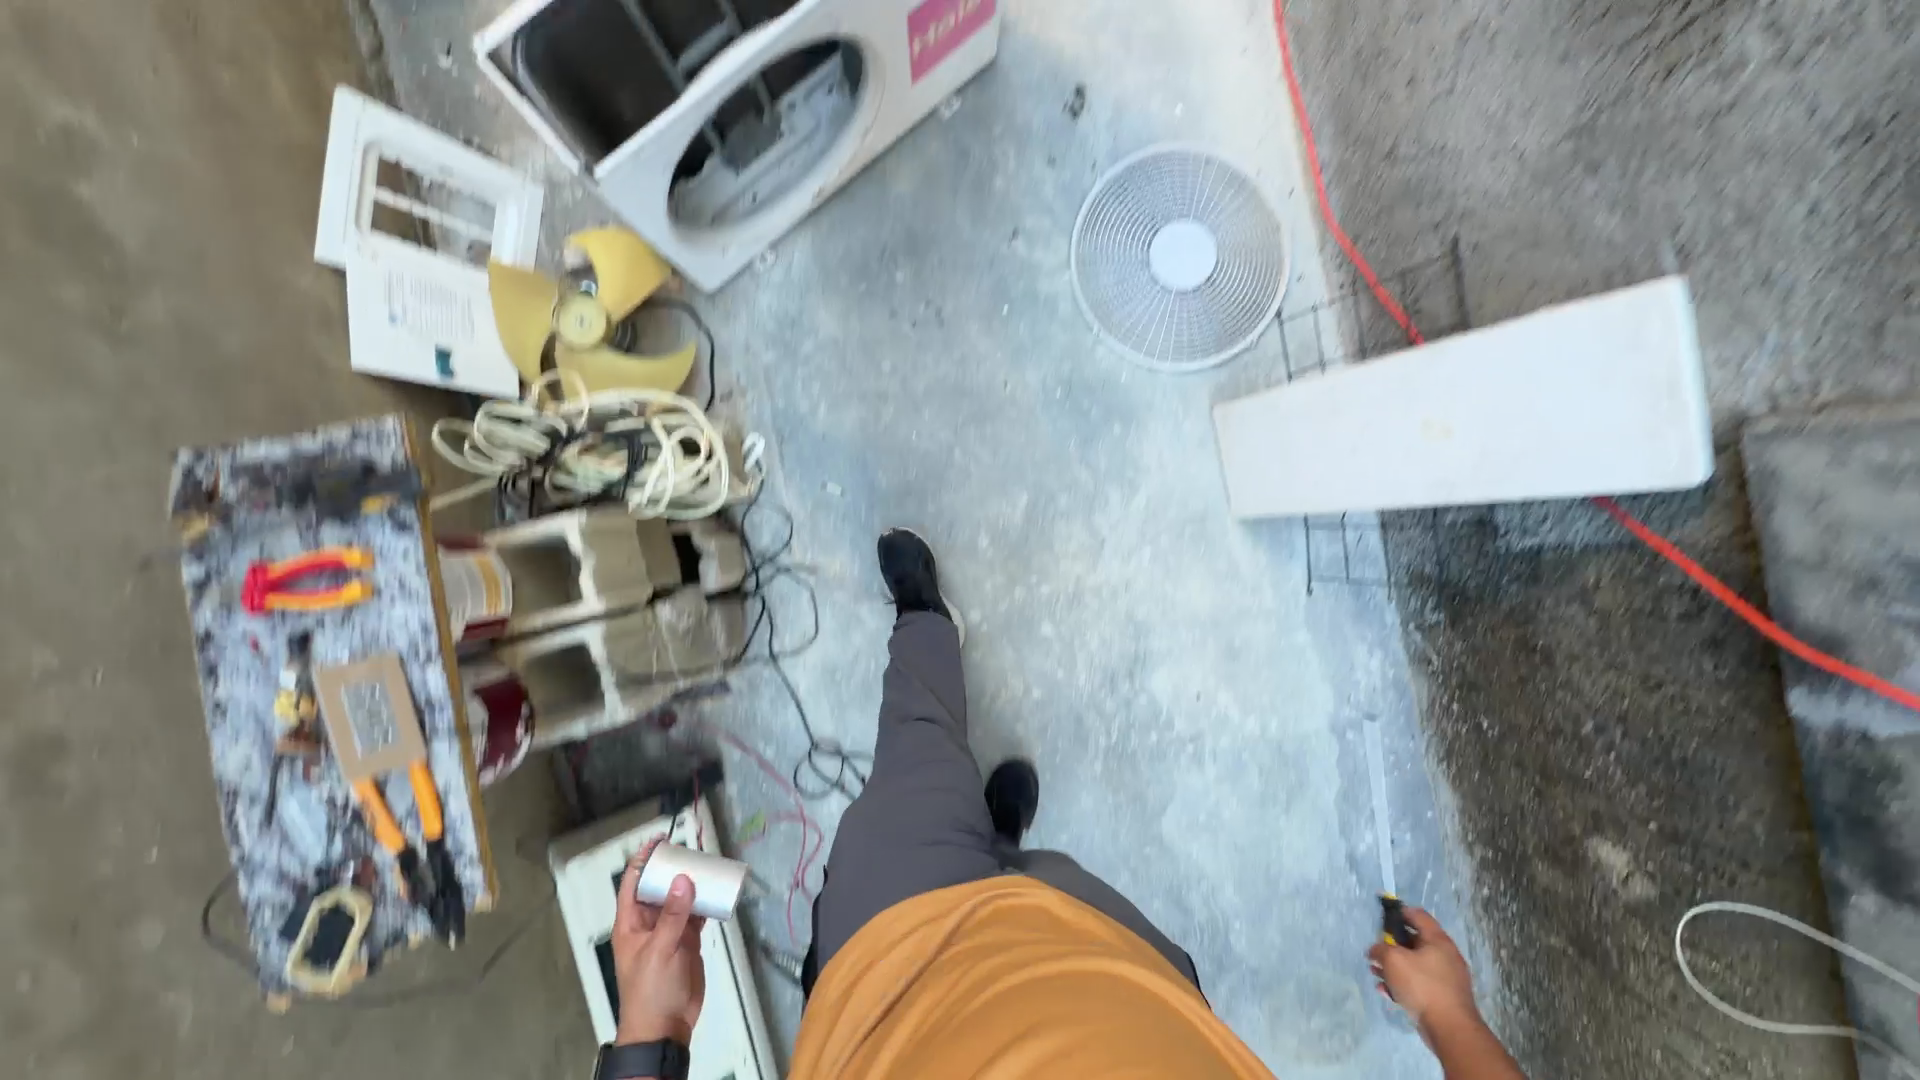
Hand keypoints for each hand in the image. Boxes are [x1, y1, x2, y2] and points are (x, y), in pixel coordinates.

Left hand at [613, 838, 705, 1046]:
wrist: (664, 1026)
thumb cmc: (650, 989)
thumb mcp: (660, 950)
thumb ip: (673, 915)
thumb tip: (684, 879)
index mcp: (631, 923)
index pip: (633, 883)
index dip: (643, 860)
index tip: (659, 840)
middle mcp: (649, 923)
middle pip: (659, 887)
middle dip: (673, 868)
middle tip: (692, 850)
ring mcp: (668, 931)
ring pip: (679, 899)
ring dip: (692, 884)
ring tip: (708, 866)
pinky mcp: (686, 941)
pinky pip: (695, 914)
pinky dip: (705, 903)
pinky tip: (717, 892)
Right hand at [1367, 907, 1479, 1040]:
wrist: (1450, 1029)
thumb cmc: (1422, 985)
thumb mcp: (1392, 959)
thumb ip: (1380, 948)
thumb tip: (1375, 951)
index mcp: (1438, 941)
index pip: (1418, 915)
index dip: (1399, 912)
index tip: (1382, 917)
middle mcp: (1445, 956)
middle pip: (1414, 941)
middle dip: (1391, 945)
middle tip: (1376, 950)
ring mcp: (1446, 978)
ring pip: (1414, 964)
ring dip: (1394, 967)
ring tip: (1376, 973)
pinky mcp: (1443, 997)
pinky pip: (1419, 983)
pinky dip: (1402, 983)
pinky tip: (1387, 991)